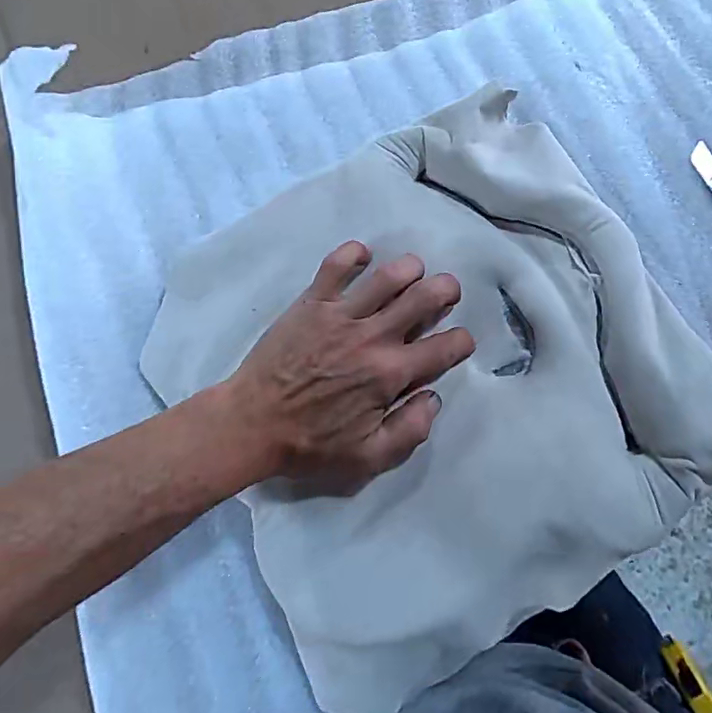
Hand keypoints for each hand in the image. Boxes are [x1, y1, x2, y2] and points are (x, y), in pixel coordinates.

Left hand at [195, 241, 474, 491]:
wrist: (248, 425)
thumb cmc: (310, 444)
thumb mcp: (367, 459)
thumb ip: (410, 431)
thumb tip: (433, 397)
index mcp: (390, 374)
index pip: (447, 346)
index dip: (462, 342)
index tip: (458, 344)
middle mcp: (372, 337)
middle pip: (426, 296)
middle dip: (447, 290)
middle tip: (445, 295)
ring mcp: (341, 315)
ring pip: (389, 275)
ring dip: (411, 269)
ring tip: (412, 275)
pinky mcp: (311, 303)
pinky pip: (336, 265)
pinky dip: (353, 254)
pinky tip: (363, 258)